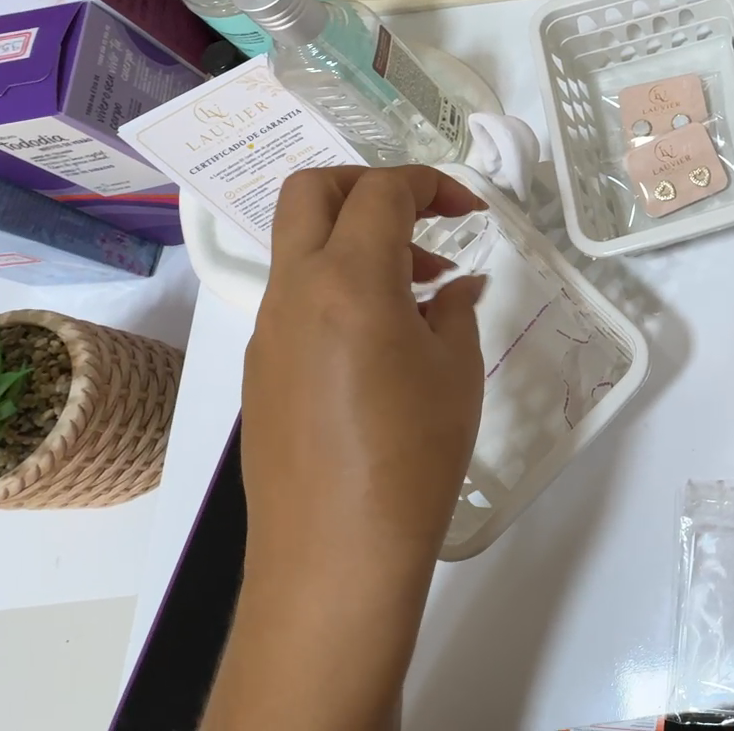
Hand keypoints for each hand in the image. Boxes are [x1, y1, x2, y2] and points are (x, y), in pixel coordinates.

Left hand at [242, 166, 487, 576]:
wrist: (337, 550)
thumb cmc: (415, 450)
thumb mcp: (456, 368)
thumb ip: (456, 309)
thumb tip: (456, 287)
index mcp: (350, 281)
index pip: (381, 192)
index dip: (432, 184)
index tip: (471, 211)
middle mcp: (296, 291)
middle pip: (313, 192)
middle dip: (372, 185)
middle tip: (426, 218)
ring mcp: (268, 330)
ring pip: (302, 245)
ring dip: (361, 240)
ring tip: (425, 289)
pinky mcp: (262, 368)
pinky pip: (298, 296)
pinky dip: (343, 286)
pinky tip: (388, 339)